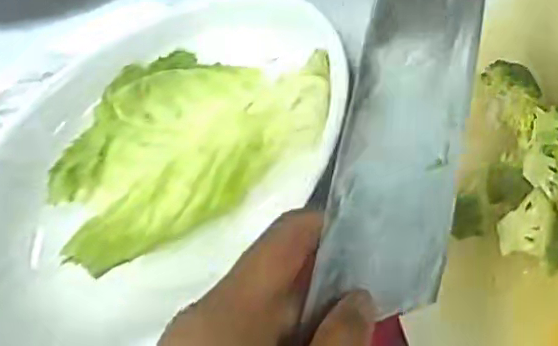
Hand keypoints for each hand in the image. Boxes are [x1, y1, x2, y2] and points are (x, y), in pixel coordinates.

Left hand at [160, 211, 373, 345]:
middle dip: (322, 279)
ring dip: (300, 312)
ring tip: (335, 327)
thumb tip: (358, 297)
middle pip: (276, 268)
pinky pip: (238, 330)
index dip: (337, 224)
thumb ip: (340, 333)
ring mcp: (184, 339)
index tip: (372, 240)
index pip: (290, 227)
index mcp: (226, 299)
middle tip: (362, 296)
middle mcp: (201, 309)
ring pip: (257, 305)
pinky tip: (299, 345)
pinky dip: (273, 334)